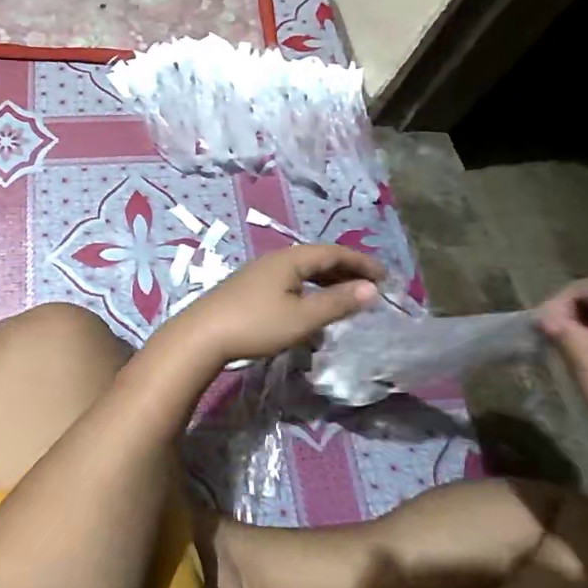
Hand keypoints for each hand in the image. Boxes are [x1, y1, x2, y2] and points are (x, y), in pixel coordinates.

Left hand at [163, 245, 381, 365]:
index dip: (361, 262)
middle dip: (346, 270)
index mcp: (288, 260)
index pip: (332, 252)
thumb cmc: (255, 324)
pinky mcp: (246, 291)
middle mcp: (272, 261)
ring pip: (300, 272)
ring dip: (326, 281)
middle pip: (316, 259)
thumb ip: (338, 302)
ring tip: (346, 297)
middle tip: (371, 286)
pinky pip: (287, 283)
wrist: (200, 336)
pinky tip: (310, 308)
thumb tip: (371, 288)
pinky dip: (307, 290)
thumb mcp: (303, 317)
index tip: (386, 277)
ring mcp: (256, 275)